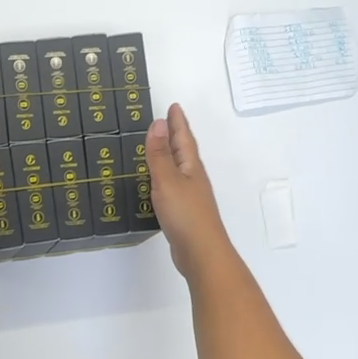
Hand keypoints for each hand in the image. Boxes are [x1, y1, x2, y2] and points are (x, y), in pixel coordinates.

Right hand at [146, 103, 230, 279]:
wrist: (200, 252)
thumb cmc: (185, 214)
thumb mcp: (167, 180)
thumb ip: (160, 154)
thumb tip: (159, 123)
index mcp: (191, 167)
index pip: (183, 138)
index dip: (177, 122)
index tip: (173, 106)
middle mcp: (193, 179)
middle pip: (184, 152)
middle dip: (175, 136)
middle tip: (166, 122)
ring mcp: (190, 197)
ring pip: (179, 170)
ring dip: (170, 157)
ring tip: (159, 149)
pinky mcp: (183, 214)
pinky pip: (173, 188)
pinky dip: (164, 180)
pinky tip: (157, 186)